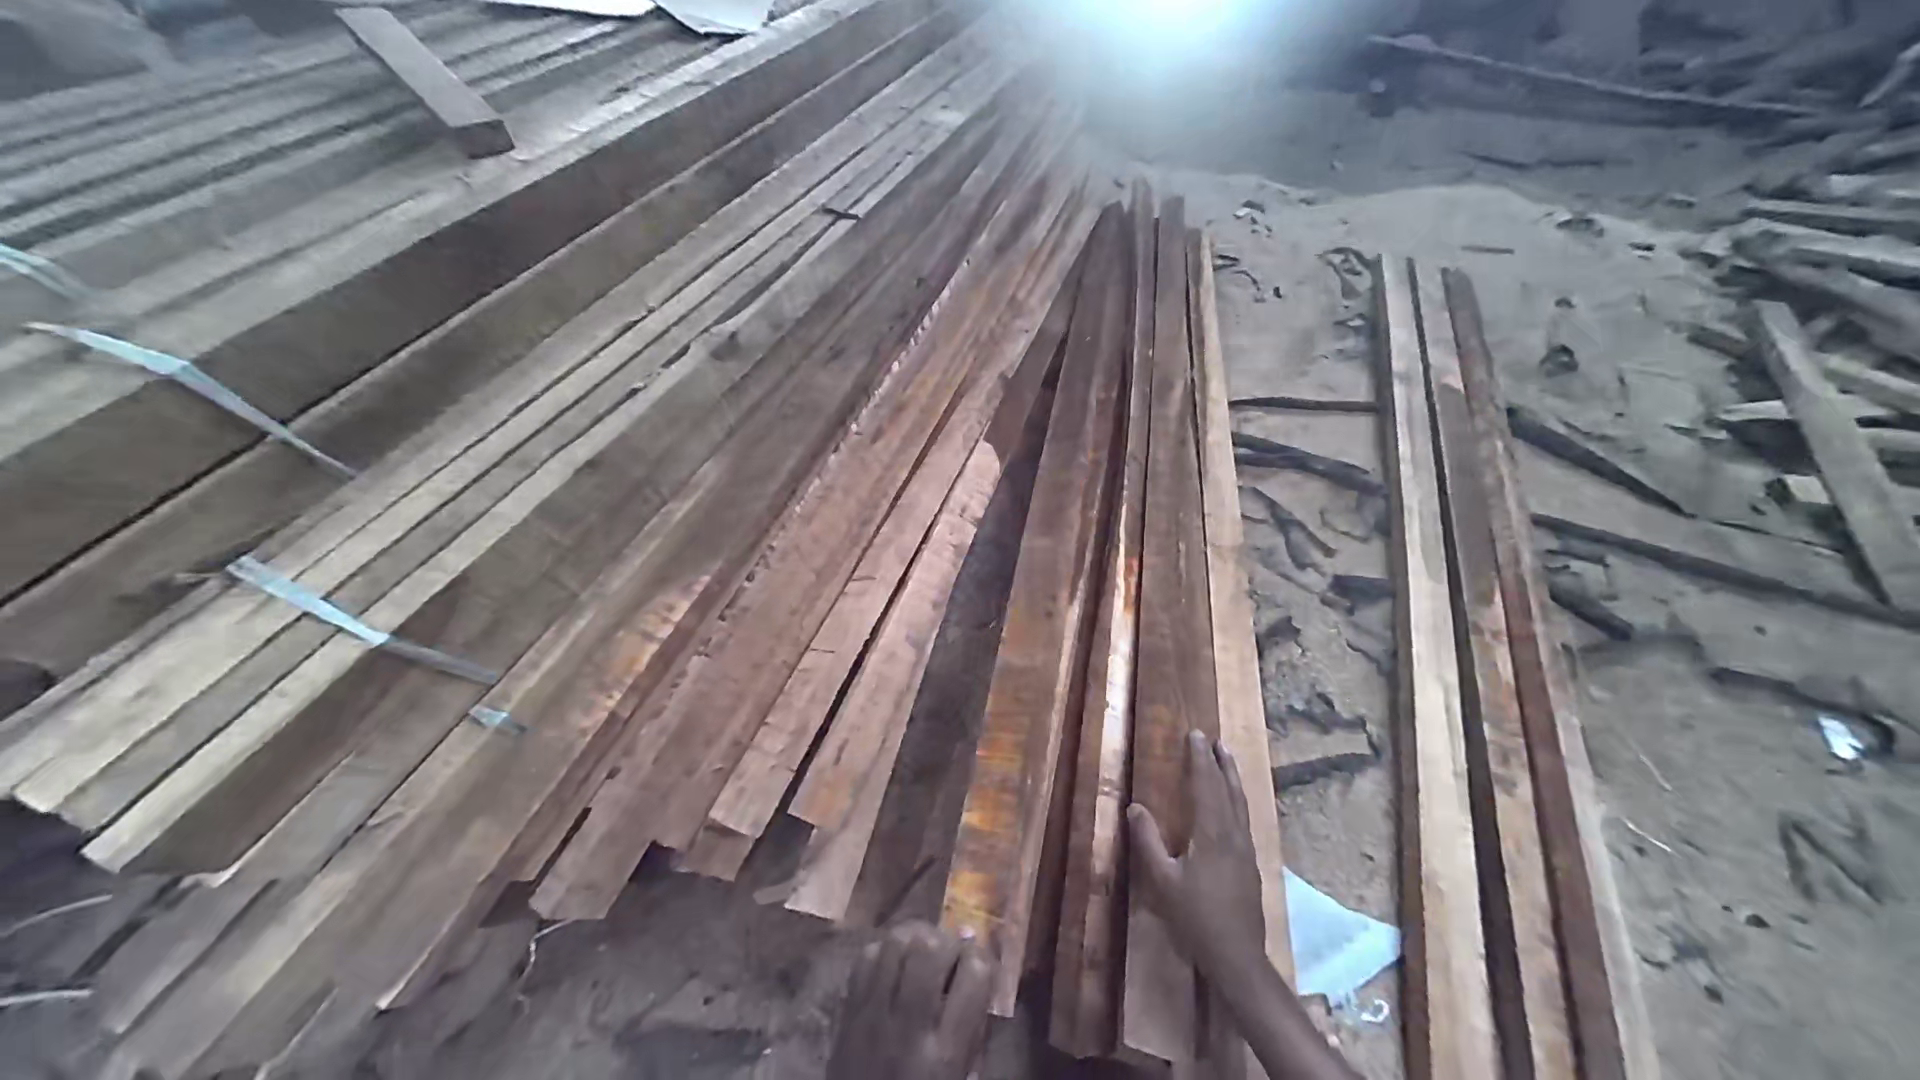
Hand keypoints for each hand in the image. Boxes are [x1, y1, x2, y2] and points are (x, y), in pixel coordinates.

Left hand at [825, 922, 992, 1079]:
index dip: (981, 959)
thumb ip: (972, 1025)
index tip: (978, 964)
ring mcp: (873, 1015)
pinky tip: (895, 961)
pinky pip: (867, 956)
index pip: (974, 975)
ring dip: (916, 937)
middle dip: (947, 941)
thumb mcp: (960, 1075)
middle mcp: (909, 1026)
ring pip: (896, 943)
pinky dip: (885, 949)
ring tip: (924, 949)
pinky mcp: (848, 1011)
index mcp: (946, 1054)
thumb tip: (977, 964)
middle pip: (930, 950)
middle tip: (950, 953)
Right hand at [1127, 731, 1265, 979]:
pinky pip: (1244, 818)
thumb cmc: (1196, 917)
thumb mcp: (1162, 881)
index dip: (1199, 760)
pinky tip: (1234, 804)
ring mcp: (1246, 850)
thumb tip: (1134, 807)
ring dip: (1232, 779)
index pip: (1206, 786)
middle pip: (1229, 790)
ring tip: (1227, 760)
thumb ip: (1148, 842)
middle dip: (1220, 763)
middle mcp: (1234, 835)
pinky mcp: (1250, 864)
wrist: (1238, 957)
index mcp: (1212, 834)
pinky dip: (1237, 799)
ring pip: (1241, 804)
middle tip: (1214, 740)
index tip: (1195, 735)